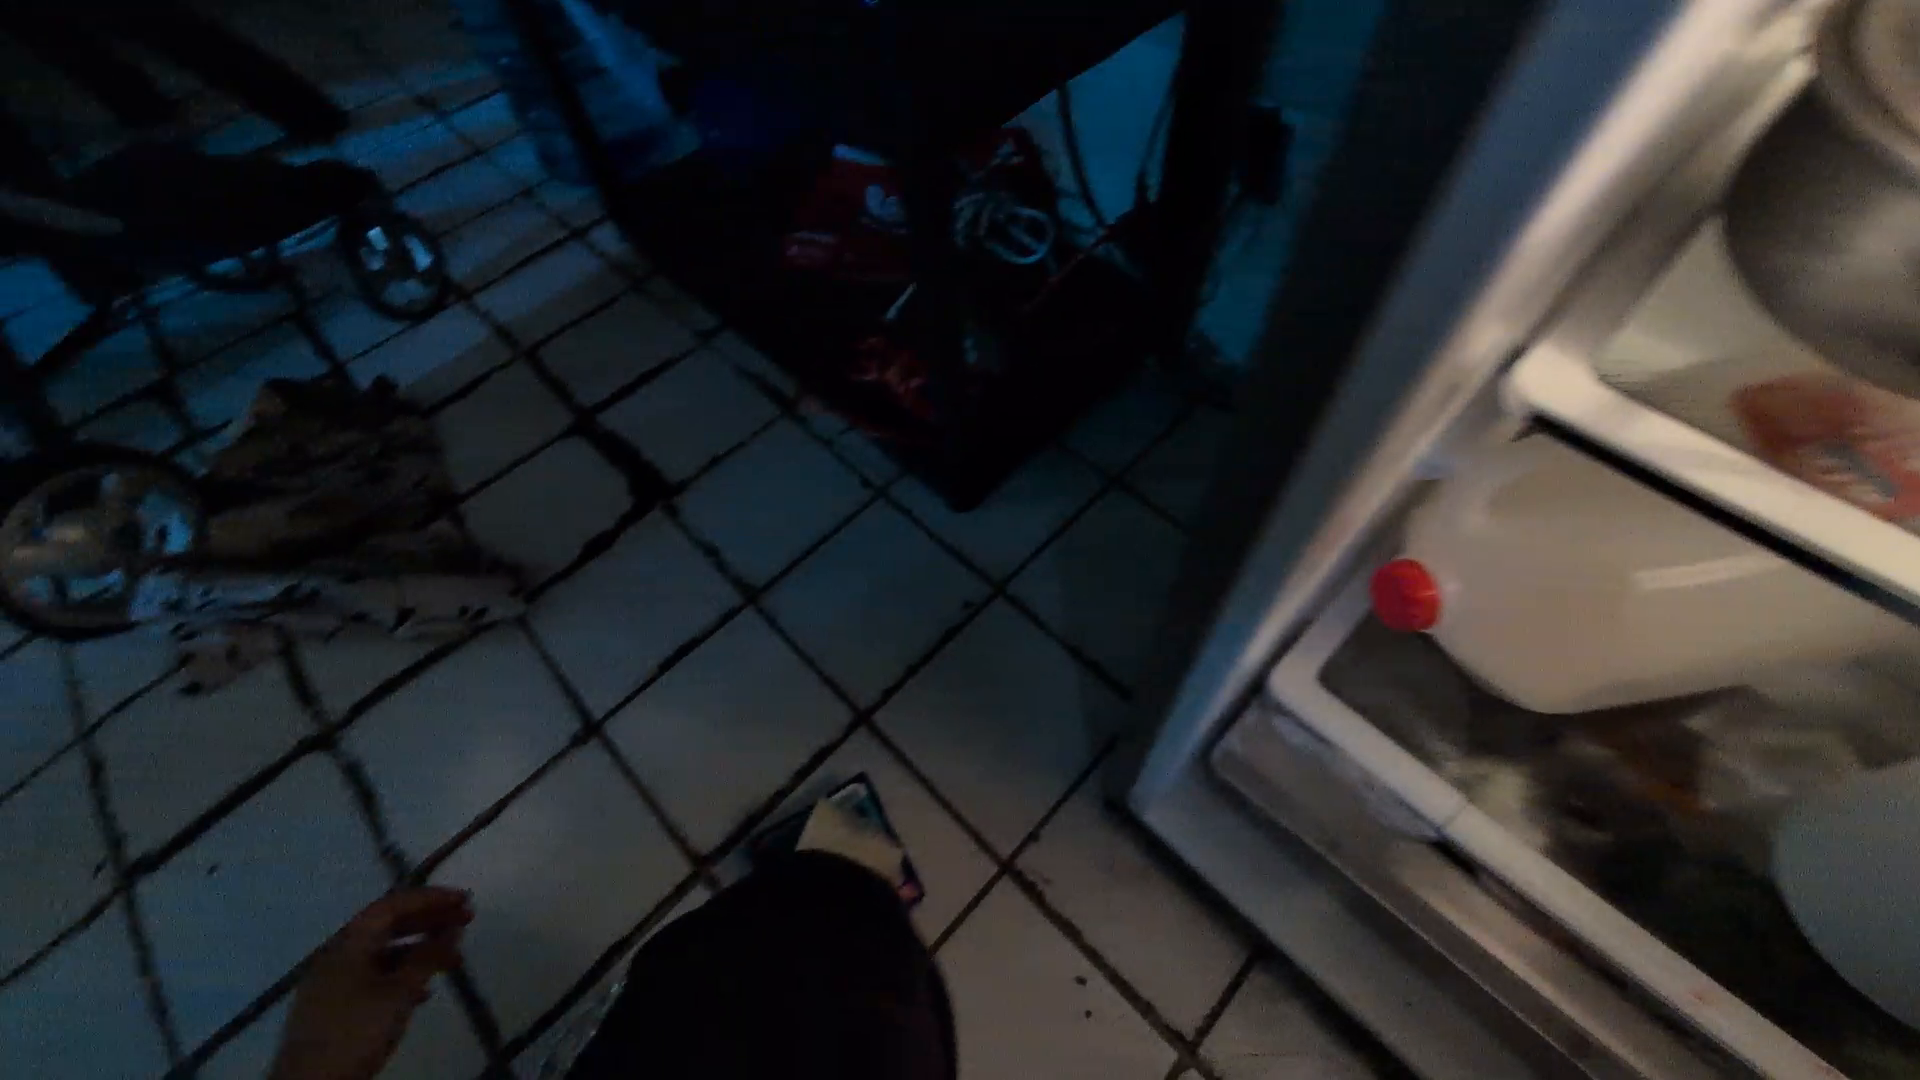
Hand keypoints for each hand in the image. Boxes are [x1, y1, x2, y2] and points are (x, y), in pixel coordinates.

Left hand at [268, 886, 473, 1079]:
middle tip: (466, 920)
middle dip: (430, 920)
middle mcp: (337, 957)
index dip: (431, 898)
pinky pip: (375, 976)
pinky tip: (425, 991)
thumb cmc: (356, 1033)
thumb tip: (453, 928)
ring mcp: (332, 983)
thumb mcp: (400, 993)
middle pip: (388, 925)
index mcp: (348, 946)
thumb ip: (429, 956)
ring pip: (384, 952)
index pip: (393, 905)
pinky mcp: (334, 1007)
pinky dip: (404, 973)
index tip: (464, 900)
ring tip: (453, 958)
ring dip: (421, 949)